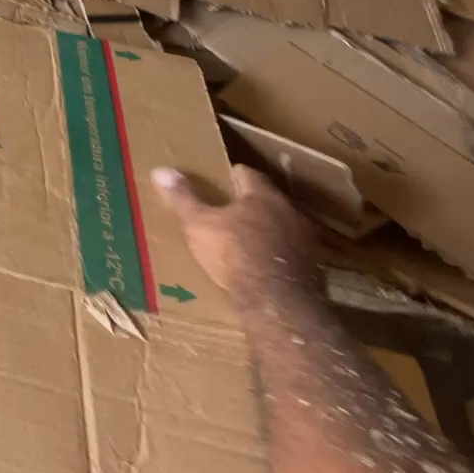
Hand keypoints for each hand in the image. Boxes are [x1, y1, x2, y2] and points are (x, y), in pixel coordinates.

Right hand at [153, 164, 319, 300]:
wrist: (275, 301)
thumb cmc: (233, 252)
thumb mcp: (198, 223)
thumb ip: (182, 197)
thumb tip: (161, 171)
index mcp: (263, 196)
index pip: (247, 174)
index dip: (230, 176)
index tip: (217, 181)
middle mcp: (290, 213)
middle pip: (267, 201)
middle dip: (248, 205)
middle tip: (225, 212)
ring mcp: (305, 242)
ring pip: (281, 227)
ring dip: (264, 231)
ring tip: (242, 241)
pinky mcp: (312, 268)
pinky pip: (289, 254)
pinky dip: (274, 256)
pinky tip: (259, 267)